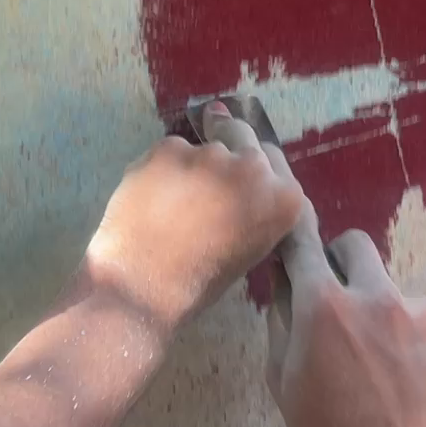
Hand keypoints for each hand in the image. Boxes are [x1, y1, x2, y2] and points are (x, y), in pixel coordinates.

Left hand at [85, 102, 304, 331]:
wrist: (142, 286)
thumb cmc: (198, 283)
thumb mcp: (248, 248)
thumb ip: (254, 209)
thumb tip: (238, 190)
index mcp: (283, 199)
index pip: (274, 160)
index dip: (253, 168)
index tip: (237, 178)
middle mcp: (254, 168)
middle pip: (243, 139)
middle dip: (227, 152)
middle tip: (204, 181)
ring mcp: (211, 154)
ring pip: (202, 148)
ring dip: (191, 166)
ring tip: (169, 202)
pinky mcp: (170, 148)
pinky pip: (169, 151)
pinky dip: (161, 169)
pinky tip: (148, 197)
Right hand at [264, 222, 425, 426]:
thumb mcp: (283, 381)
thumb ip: (281, 319)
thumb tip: (283, 277)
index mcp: (324, 304)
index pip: (301, 241)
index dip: (292, 221)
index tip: (289, 207)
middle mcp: (372, 293)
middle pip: (352, 244)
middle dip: (337, 260)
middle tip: (332, 298)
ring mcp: (414, 310)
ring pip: (384, 282)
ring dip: (372, 301)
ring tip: (371, 354)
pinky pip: (413, 313)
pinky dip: (401, 329)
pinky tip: (400, 371)